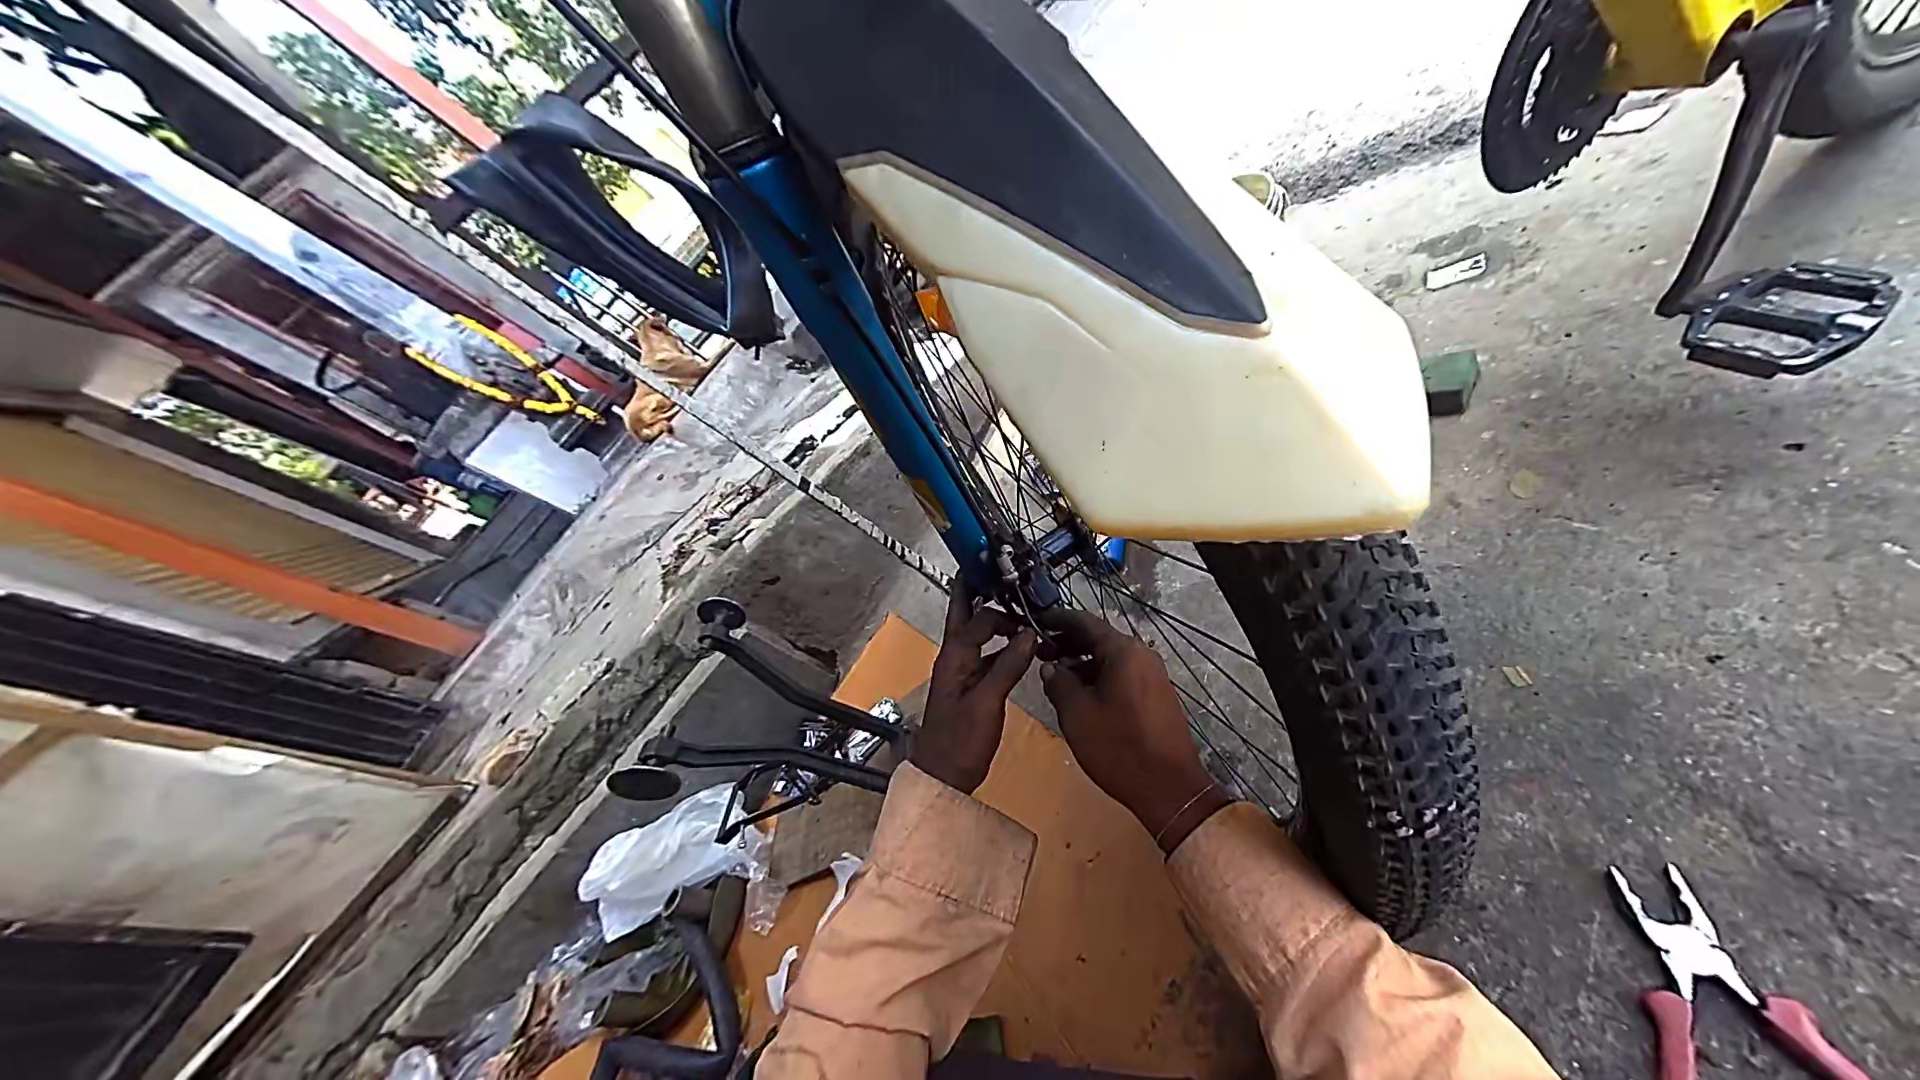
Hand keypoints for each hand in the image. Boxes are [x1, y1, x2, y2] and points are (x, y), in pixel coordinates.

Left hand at [911, 582, 1037, 792]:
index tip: (1022, 596)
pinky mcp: (971, 686)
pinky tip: (1022, 648)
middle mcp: (954, 658)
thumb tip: (1030, 633)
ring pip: (978, 635)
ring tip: (1021, 609)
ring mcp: (962, 671)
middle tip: (1001, 574)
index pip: (977, 619)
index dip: (999, 608)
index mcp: (953, 657)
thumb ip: (1008, 666)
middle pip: (965, 616)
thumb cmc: (960, 740)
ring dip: (996, 621)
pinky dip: (1004, 647)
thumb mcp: (986, 702)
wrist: (943, 776)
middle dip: (979, 593)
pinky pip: (988, 656)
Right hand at [1040, 611, 1231, 851]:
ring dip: (1082, 663)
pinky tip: (1081, 695)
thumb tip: (1051, 667)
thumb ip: (1059, 682)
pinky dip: (1099, 677)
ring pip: (1110, 659)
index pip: (1085, 622)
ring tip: (1056, 677)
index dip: (1057, 620)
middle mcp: (1142, 656)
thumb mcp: (1076, 713)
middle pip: (1099, 639)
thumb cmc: (1118, 747)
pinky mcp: (1157, 696)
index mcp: (1123, 652)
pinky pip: (1122, 675)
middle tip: (1039, 652)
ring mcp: (1153, 676)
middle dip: (1067, 643)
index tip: (1036, 620)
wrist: (1169, 788)